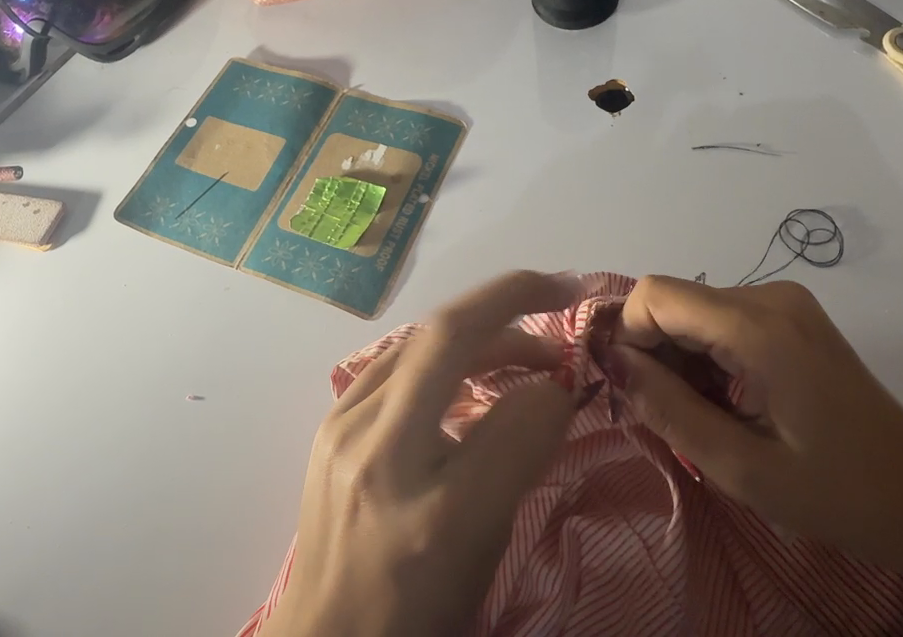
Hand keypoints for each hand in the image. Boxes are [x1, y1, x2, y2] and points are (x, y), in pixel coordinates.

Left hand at [263, 271, 581, 636]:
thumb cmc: (418, 604)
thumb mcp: (484, 538)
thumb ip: (520, 449)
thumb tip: (550, 386)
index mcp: (402, 471)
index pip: (473, 360)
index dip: (525, 309)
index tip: (573, 298)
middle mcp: (362, 434)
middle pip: (439, 335)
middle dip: (505, 310)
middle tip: (557, 337)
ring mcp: (337, 427)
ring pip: (417, 348)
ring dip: (476, 337)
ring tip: (525, 358)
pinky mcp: (330, 430)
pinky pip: (396, 371)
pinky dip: (442, 361)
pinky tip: (468, 382)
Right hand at [608, 276, 902, 585]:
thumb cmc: (839, 493)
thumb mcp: (741, 467)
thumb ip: (668, 408)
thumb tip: (612, 362)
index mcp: (760, 328)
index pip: (657, 295)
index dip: (631, 337)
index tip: (637, 392)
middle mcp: (769, 297)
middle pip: (674, 301)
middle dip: (655, 354)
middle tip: (671, 417)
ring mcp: (784, 303)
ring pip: (693, 311)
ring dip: (681, 360)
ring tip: (706, 417)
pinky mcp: (790, 317)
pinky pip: (720, 320)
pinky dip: (706, 357)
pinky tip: (728, 403)